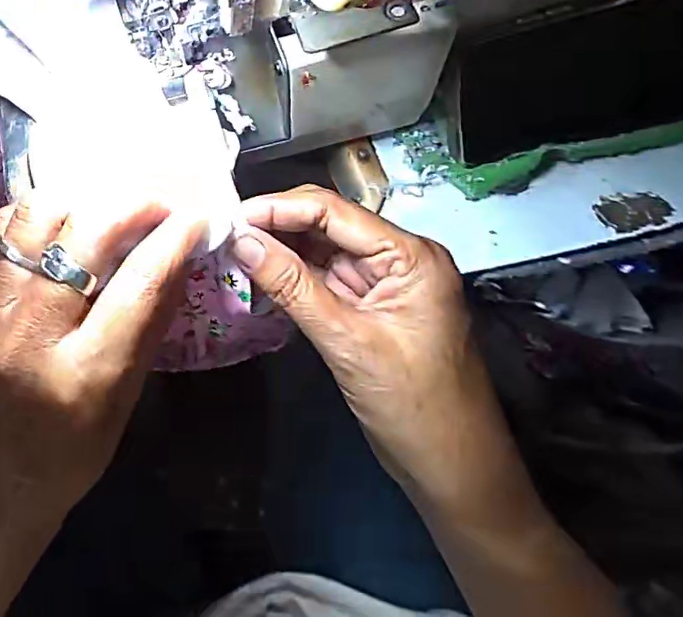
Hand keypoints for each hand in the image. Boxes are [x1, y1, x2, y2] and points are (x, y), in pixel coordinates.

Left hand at [0, 194, 206, 616]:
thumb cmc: (75, 446)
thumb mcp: (129, 393)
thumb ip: (153, 317)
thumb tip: (180, 250)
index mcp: (80, 373)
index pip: (136, 284)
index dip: (171, 240)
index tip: (194, 216)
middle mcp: (27, 334)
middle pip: (82, 238)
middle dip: (129, 208)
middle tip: (153, 207)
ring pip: (34, 217)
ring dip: (79, 203)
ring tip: (104, 211)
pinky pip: (0, 229)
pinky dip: (36, 216)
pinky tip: (58, 226)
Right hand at [232, 185, 505, 506]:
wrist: (455, 474)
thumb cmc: (418, 410)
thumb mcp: (347, 342)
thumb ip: (292, 285)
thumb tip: (242, 241)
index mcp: (410, 256)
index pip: (333, 211)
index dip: (279, 208)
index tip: (233, 216)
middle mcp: (398, 257)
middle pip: (325, 222)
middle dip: (275, 225)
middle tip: (227, 231)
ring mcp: (383, 280)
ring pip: (319, 247)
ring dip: (279, 247)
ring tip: (234, 248)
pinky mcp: (368, 302)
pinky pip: (322, 273)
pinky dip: (290, 272)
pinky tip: (260, 271)